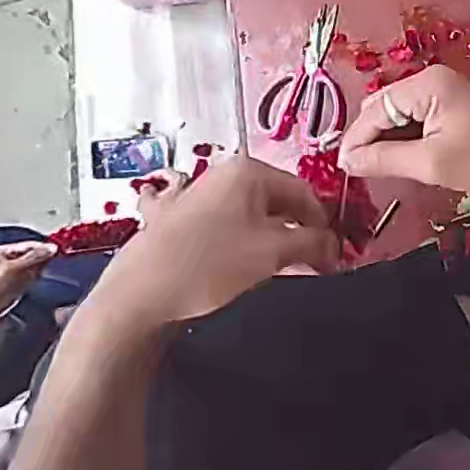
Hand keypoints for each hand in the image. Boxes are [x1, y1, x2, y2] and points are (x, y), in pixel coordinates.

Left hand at [0, 240, 58, 326]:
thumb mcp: (14, 269)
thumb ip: (35, 256)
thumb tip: (54, 247)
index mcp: (2, 251)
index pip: (32, 244)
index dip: (46, 249)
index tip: (59, 254)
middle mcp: (5, 260)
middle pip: (34, 255)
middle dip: (43, 261)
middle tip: (46, 268)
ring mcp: (8, 274)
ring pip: (33, 268)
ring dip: (38, 272)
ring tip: (36, 279)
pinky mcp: (11, 286)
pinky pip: (29, 279)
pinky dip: (34, 281)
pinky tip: (32, 286)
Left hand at [89, 154, 337, 326]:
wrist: (134, 298)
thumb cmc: (209, 265)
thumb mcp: (274, 253)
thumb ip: (314, 243)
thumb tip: (335, 246)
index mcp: (249, 170)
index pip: (305, 192)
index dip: (323, 224)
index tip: (331, 253)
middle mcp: (222, 173)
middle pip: (277, 201)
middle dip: (296, 233)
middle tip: (307, 264)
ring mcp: (196, 194)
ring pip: (250, 214)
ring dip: (269, 239)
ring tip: (275, 269)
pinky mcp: (175, 218)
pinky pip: (221, 225)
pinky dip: (237, 241)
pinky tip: (235, 263)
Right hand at [339, 66, 469, 195]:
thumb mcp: (430, 163)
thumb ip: (383, 158)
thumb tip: (346, 161)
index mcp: (427, 84)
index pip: (377, 108)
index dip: (356, 139)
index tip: (343, 167)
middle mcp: (431, 78)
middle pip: (383, 106)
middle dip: (368, 136)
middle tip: (358, 169)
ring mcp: (441, 88)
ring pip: (396, 112)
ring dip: (384, 137)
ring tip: (374, 166)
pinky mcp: (448, 101)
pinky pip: (413, 115)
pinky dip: (402, 135)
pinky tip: (397, 156)